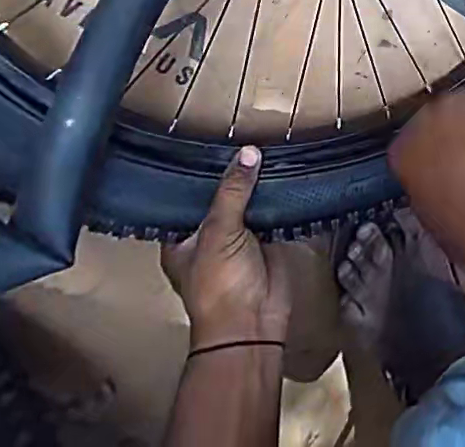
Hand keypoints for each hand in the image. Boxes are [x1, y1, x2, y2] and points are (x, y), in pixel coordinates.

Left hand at [162, 145, 291, 347]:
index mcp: (182, 235)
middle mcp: (208, 235)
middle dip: (233, 174)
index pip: (187, 193)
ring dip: (257, 184)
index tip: (211, 139)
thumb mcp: (219, 230)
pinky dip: (277, 198)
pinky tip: (283, 173)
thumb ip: (233, 190)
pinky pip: (270, 214)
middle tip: (244, 137)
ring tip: (264, 148)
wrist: (253, 326)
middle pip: (221, 195)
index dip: (198, 170)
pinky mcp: (264, 243)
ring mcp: (238, 239)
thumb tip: (248, 154)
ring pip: (247, 202)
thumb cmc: (219, 289)